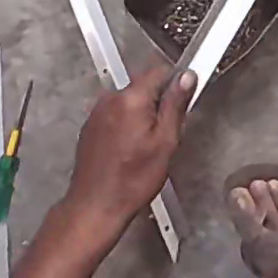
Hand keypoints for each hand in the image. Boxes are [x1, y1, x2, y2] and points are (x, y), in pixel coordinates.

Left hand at [65, 65, 195, 228]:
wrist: (96, 206)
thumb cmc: (131, 180)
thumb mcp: (166, 142)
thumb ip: (176, 104)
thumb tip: (186, 77)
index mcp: (131, 99)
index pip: (159, 70)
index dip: (176, 82)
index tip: (184, 98)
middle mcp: (110, 99)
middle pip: (143, 86)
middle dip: (159, 102)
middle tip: (167, 131)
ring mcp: (97, 112)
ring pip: (130, 101)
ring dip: (142, 114)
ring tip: (148, 145)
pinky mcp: (91, 126)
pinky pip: (116, 114)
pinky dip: (126, 124)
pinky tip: (131, 149)